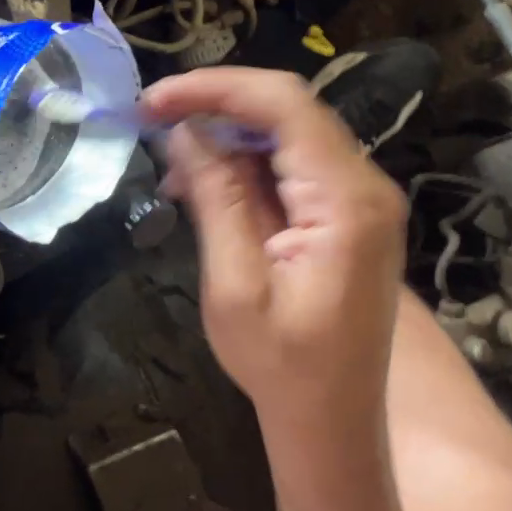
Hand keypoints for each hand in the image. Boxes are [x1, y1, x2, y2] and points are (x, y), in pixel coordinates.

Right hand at [144, 69, 407, 420]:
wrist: (332, 422)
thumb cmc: (282, 364)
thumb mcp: (235, 283)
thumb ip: (217, 197)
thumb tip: (184, 130)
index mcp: (346, 201)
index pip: (284, 105)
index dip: (214, 88)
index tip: (152, 101)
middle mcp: (363, 185)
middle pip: (286, 108)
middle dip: (212, 104)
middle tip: (148, 119)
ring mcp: (357, 199)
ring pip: (283, 131)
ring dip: (221, 134)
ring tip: (168, 166)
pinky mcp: (342, 213)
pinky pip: (287, 163)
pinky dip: (238, 161)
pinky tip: (199, 185)